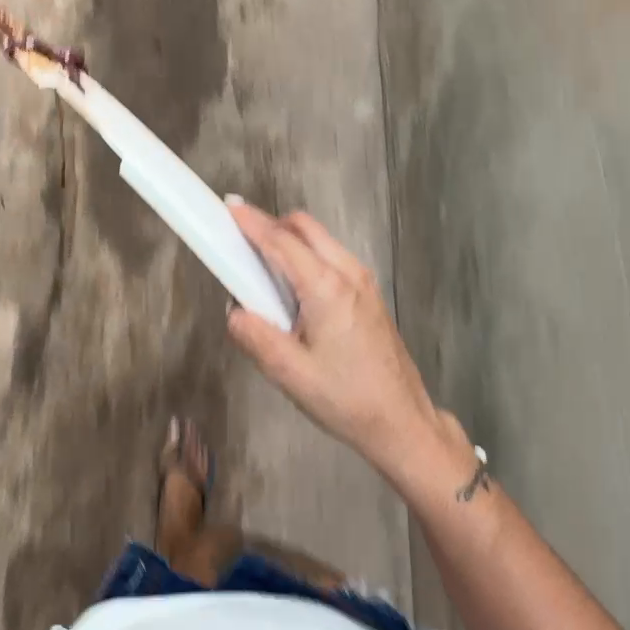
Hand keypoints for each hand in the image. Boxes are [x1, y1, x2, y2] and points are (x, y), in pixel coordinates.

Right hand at [225, 200, 448, 476]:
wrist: (402, 422)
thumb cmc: (346, 399)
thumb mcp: (290, 374)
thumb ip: (256, 337)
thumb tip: (235, 311)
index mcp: (327, 288)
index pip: (281, 241)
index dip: (251, 222)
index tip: (227, 206)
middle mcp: (349, 274)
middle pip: (305, 227)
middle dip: (270, 225)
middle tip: (238, 241)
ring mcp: (364, 282)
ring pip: (321, 240)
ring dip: (290, 242)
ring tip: (260, 271)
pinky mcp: (369, 294)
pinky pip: (332, 258)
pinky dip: (307, 257)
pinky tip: (291, 292)